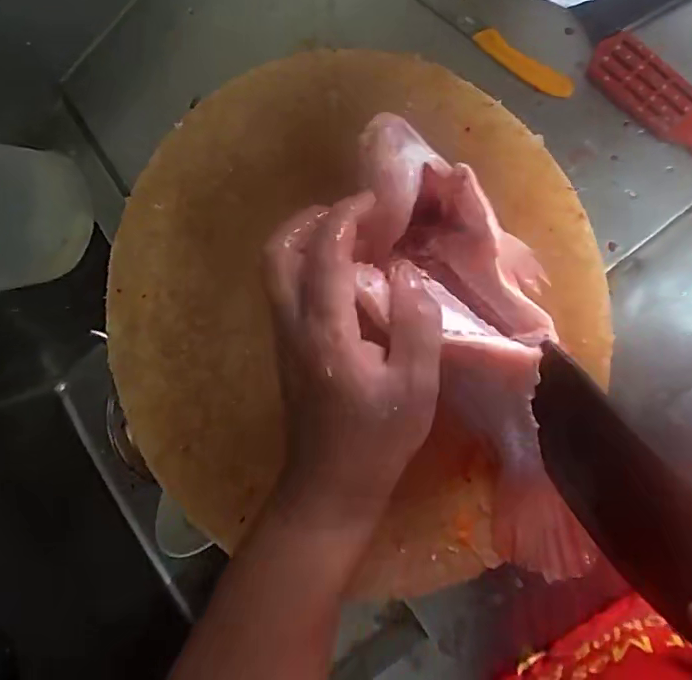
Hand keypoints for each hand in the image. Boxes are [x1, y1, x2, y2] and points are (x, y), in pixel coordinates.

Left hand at [263, 193, 442, 534]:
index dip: (347, 216)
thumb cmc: (376, 439)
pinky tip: (341, 273)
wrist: (328, 489)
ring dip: (304, 238)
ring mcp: (282, 333)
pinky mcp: (285, 345)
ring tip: (346, 234)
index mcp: (325, 328)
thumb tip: (406, 271)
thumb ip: (416, 323)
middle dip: (311, 219)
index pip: (325, 251)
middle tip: (351, 213)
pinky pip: (284, 285)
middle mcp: (292, 322)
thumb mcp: (415, 387)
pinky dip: (304, 261)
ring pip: (275, 266)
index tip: (375, 202)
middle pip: (278, 250)